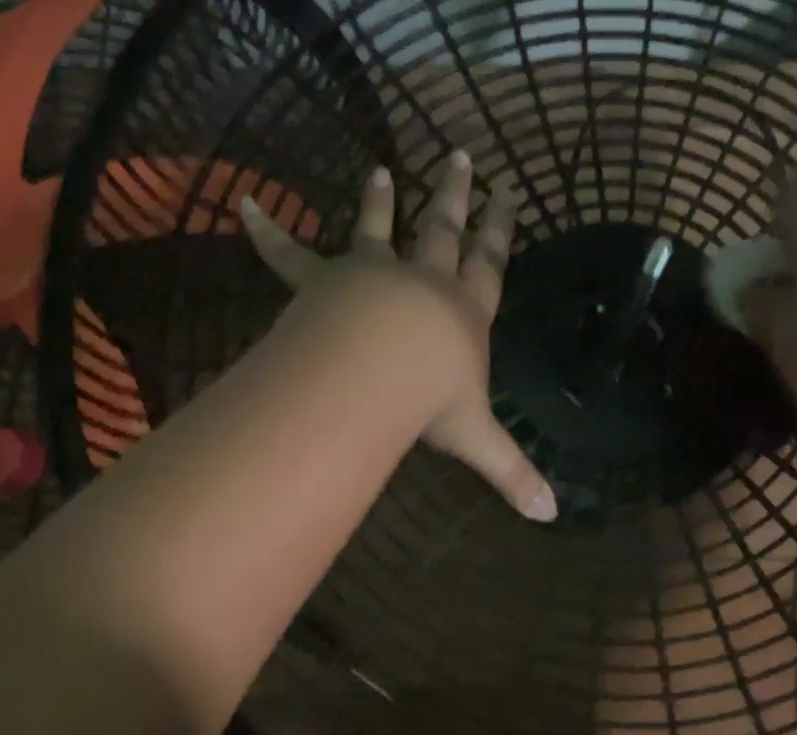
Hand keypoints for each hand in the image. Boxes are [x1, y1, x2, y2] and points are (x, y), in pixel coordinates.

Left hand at [239, 152, 556, 521]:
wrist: (378, 368)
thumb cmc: (431, 399)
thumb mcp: (477, 438)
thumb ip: (512, 473)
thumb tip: (552, 516)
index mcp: (463, 314)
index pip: (489, 264)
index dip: (499, 230)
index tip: (507, 193)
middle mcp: (422, 283)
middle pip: (442, 231)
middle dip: (453, 197)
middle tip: (459, 156)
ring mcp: (371, 275)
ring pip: (378, 230)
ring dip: (380, 202)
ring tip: (380, 169)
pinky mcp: (324, 282)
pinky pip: (291, 254)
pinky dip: (269, 231)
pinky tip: (244, 203)